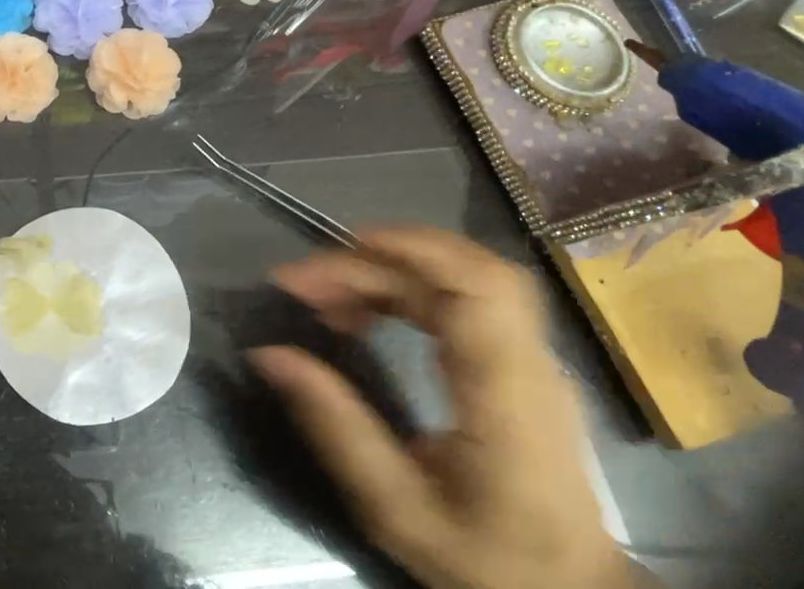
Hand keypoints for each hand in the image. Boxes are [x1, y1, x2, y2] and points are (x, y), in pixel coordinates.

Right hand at [251, 226, 632, 588]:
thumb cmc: (484, 556)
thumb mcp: (397, 509)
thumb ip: (336, 428)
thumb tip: (270, 354)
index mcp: (505, 395)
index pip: (477, 286)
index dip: (411, 248)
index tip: (338, 249)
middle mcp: (530, 363)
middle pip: (463, 270)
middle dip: (376, 260)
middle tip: (306, 284)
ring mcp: (532, 360)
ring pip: (462, 277)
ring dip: (388, 272)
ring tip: (326, 298)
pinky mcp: (521, 364)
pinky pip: (465, 299)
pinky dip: (407, 289)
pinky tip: (366, 312)